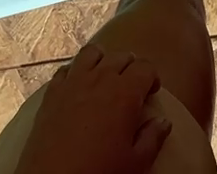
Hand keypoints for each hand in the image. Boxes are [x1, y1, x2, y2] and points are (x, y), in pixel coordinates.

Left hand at [16, 45, 172, 173]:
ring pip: (92, 53)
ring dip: (103, 60)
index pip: (145, 67)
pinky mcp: (52, 92)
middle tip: (132, 88)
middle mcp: (100, 77)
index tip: (152, 93)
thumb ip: (153, 139)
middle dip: (131, 67)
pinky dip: (76, 71)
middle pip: (121, 56)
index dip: (152, 77)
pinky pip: (67, 68)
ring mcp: (73, 81)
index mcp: (125, 92)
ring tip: (106, 78)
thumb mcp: (136, 164)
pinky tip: (78, 86)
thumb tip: (164, 121)